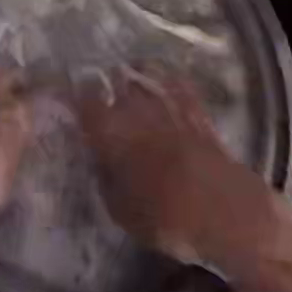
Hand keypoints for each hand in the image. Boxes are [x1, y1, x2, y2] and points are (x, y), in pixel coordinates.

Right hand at [74, 67, 278, 267]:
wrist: (227, 212)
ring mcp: (167, 102)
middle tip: (95, 82)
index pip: (81, 98)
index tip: (63, 90)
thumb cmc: (167, 217)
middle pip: (111, 79)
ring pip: (143, 74)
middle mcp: (133, 107)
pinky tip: (163, 76)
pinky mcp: (196, 108)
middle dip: (102, 78)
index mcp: (109, 129)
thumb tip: (99, 164)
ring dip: (131, 74)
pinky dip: (166, 76)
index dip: (70, 92)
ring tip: (124, 74)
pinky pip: (176, 82)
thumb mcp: (121, 210)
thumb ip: (105, 179)